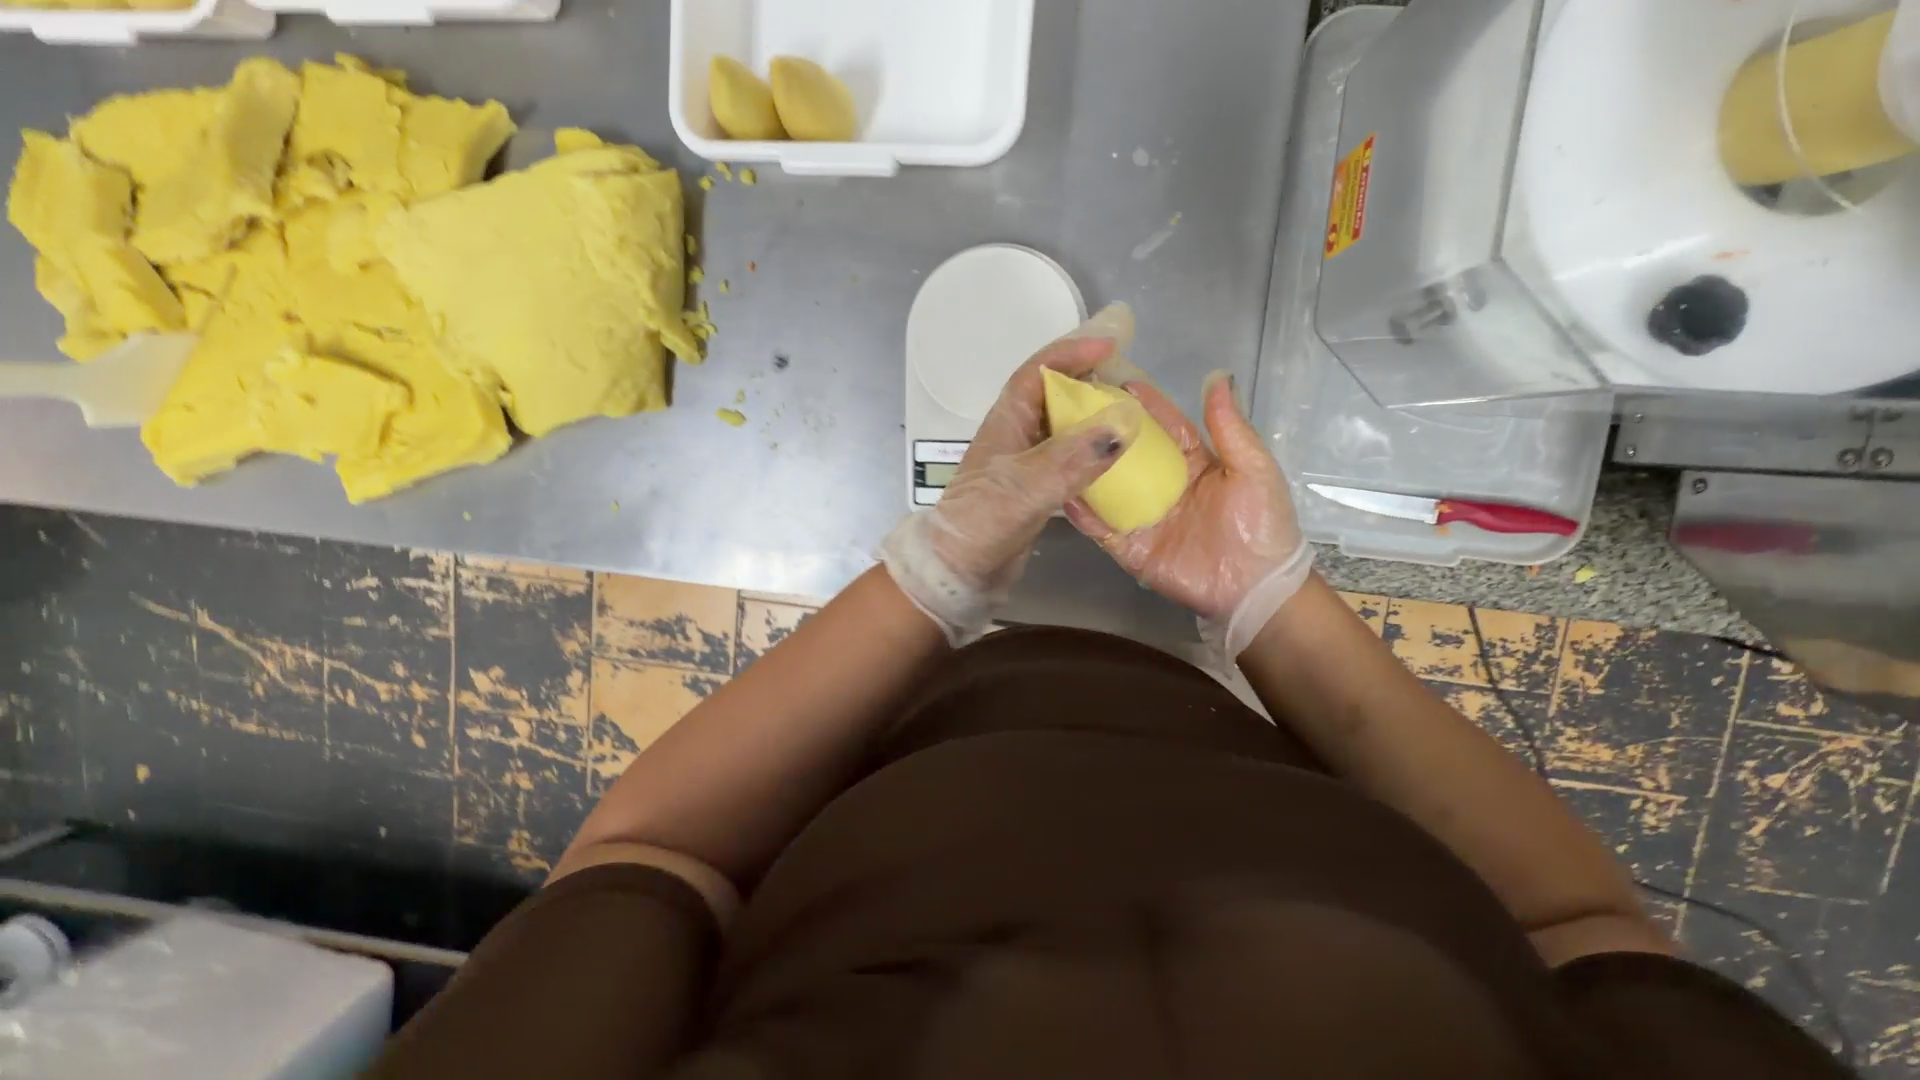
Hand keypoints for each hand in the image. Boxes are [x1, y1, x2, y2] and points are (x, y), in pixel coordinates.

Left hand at [879, 305, 1140, 645]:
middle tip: (1129, 380)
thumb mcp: (1028, 486)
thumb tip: (1124, 423)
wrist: (957, 572)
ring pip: (1063, 427)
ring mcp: (1024, 464)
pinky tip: (1115, 460)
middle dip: (1089, 381)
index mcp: (1006, 422)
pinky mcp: (1034, 490)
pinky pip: (1068, 459)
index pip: (1037, 371)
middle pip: (1054, 394)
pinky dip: (1091, 452)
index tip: (1109, 344)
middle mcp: (1015, 436)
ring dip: (1093, 417)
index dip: (1071, 352)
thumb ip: (1074, 456)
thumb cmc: (982, 522)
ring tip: (1130, 415)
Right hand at [1065, 371, 1313, 661]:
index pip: (1165, 428)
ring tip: (1057, 439)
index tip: (1118, 381)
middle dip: (1106, 430)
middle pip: (1130, 455)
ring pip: (1110, 489)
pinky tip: (1061, 490)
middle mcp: (1165, 488)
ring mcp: (1146, 519)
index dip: (1145, 405)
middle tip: (1075, 403)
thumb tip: (1217, 376)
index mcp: (1196, 465)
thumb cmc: (1262, 525)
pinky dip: (1083, 513)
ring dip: (1087, 467)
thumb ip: (1229, 426)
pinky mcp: (1132, 550)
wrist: (1259, 590)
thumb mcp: (1253, 469)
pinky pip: (1102, 529)